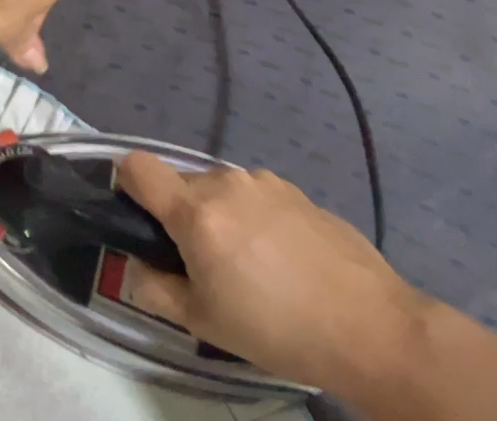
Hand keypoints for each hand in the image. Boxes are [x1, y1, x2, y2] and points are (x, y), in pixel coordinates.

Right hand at [115, 153, 427, 391]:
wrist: (371, 328)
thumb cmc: (277, 329)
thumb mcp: (202, 322)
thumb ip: (154, 288)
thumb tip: (139, 266)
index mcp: (196, 211)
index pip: (137, 167)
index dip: (124, 184)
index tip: (136, 216)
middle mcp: (226, 183)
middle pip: (180, 183)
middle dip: (178, 215)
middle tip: (199, 262)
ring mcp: (266, 183)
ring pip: (219, 190)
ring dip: (217, 216)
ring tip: (246, 264)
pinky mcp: (298, 191)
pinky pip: (255, 196)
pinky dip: (252, 219)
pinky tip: (280, 260)